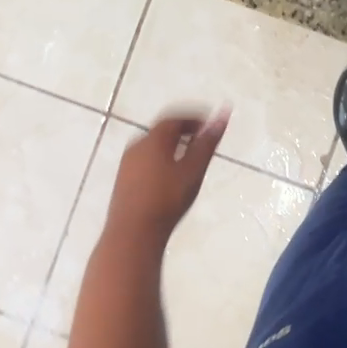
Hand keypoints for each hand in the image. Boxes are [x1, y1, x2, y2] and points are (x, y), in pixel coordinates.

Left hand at [104, 112, 229, 245]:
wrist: (133, 234)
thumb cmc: (167, 199)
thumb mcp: (193, 170)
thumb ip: (208, 142)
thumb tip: (223, 114)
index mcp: (154, 139)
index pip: (175, 119)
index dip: (194, 119)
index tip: (209, 125)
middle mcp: (137, 146)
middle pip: (162, 131)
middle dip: (182, 131)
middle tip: (201, 140)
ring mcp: (126, 165)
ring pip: (152, 147)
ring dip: (171, 147)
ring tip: (188, 160)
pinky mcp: (122, 182)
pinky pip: (144, 161)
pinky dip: (160, 160)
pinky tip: (169, 178)